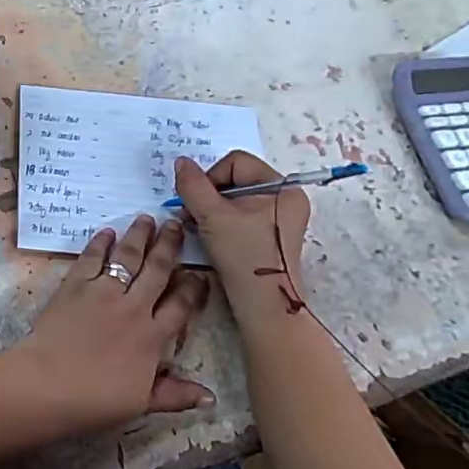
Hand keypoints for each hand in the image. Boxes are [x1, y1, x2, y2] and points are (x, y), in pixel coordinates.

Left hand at [11, 216, 213, 433]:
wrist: (48, 384)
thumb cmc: (95, 400)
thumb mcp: (141, 403)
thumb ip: (174, 394)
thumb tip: (210, 396)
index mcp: (152, 337)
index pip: (181, 306)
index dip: (194, 288)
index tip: (201, 273)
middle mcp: (133, 307)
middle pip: (157, 270)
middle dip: (169, 246)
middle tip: (176, 224)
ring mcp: (103, 292)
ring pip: (127, 257)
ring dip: (139, 236)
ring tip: (147, 218)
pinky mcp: (75, 285)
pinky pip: (92, 258)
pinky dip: (100, 243)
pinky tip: (107, 232)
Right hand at [173, 153, 312, 318]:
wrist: (263, 306)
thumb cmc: (243, 255)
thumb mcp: (211, 215)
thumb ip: (193, 185)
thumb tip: (181, 162)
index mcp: (282, 187)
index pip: (236, 163)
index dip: (210, 178)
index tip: (197, 202)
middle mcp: (286, 198)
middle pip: (235, 179)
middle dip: (209, 195)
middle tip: (193, 214)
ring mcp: (281, 218)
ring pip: (236, 198)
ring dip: (212, 208)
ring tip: (198, 226)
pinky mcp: (271, 235)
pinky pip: (242, 215)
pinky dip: (222, 221)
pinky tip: (210, 235)